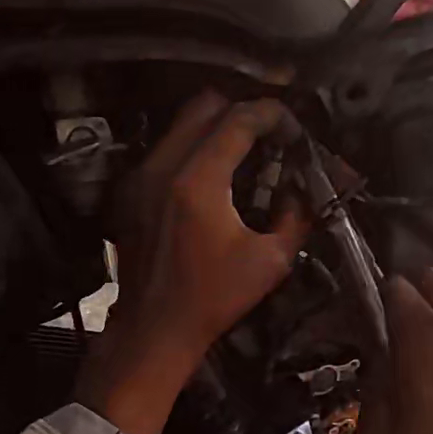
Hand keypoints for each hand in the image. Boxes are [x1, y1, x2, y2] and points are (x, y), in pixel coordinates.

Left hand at [76, 92, 309, 433]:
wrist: (155, 328)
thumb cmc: (214, 298)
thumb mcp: (270, 260)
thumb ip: (295, 215)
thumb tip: (303, 188)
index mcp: (197, 182)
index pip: (238, 119)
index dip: (272, 115)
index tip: (292, 130)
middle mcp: (162, 167)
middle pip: (205, 105)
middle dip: (244, 110)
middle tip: (270, 134)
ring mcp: (140, 176)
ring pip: (181, 123)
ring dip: (217, 126)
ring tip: (246, 151)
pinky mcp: (130, 190)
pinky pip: (166, 147)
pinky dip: (194, 147)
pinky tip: (215, 174)